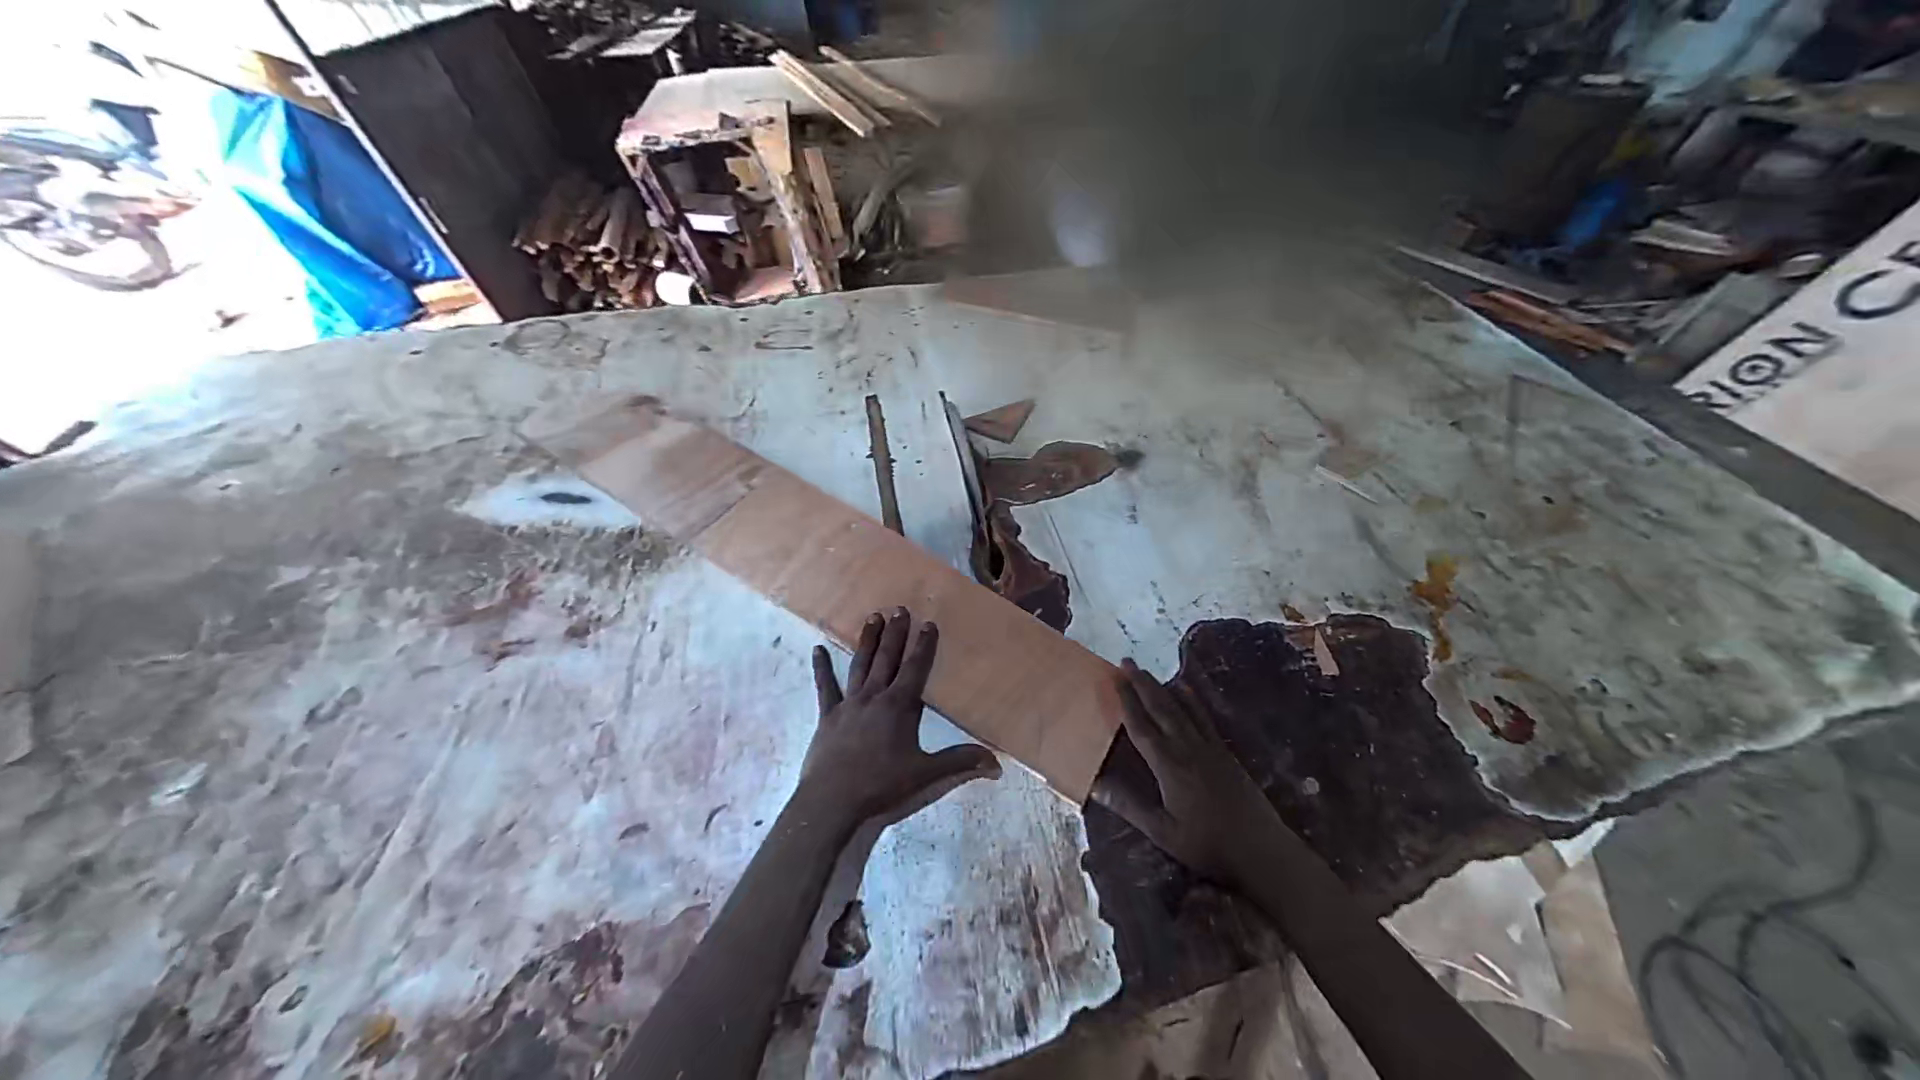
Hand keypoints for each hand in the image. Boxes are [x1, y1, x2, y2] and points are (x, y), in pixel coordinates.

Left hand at [798, 609, 1000, 825]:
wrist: (833, 803)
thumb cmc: (883, 787)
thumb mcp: (927, 776)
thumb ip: (961, 763)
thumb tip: (997, 764)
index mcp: (899, 707)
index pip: (915, 669)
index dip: (923, 646)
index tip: (928, 623)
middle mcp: (873, 698)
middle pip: (887, 659)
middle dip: (896, 634)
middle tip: (899, 609)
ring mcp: (848, 705)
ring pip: (860, 665)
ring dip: (868, 641)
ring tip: (873, 618)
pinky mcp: (827, 718)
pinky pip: (825, 688)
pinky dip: (822, 668)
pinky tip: (817, 649)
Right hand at [1093, 659, 1286, 884]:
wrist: (1263, 850)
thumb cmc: (1208, 845)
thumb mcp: (1162, 832)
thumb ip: (1129, 805)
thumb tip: (1095, 784)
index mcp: (1169, 766)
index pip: (1141, 726)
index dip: (1126, 701)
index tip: (1115, 678)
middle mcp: (1188, 748)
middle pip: (1161, 708)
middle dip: (1142, 683)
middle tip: (1127, 662)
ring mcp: (1209, 748)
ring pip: (1182, 708)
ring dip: (1162, 687)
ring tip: (1148, 671)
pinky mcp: (1225, 752)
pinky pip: (1203, 717)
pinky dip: (1191, 700)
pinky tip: (1186, 691)